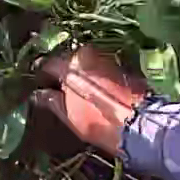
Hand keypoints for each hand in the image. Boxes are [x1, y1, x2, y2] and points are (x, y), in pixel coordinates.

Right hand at [32, 46, 151, 154]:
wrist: (140, 125)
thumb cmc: (98, 121)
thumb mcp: (68, 114)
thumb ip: (51, 100)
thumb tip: (39, 94)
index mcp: (71, 63)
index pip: (48, 65)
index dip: (42, 77)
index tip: (40, 86)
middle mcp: (89, 54)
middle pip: (69, 62)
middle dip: (63, 74)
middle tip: (58, 90)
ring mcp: (108, 59)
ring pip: (87, 65)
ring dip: (81, 76)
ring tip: (78, 94)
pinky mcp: (124, 67)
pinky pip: (102, 69)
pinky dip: (96, 78)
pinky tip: (96, 94)